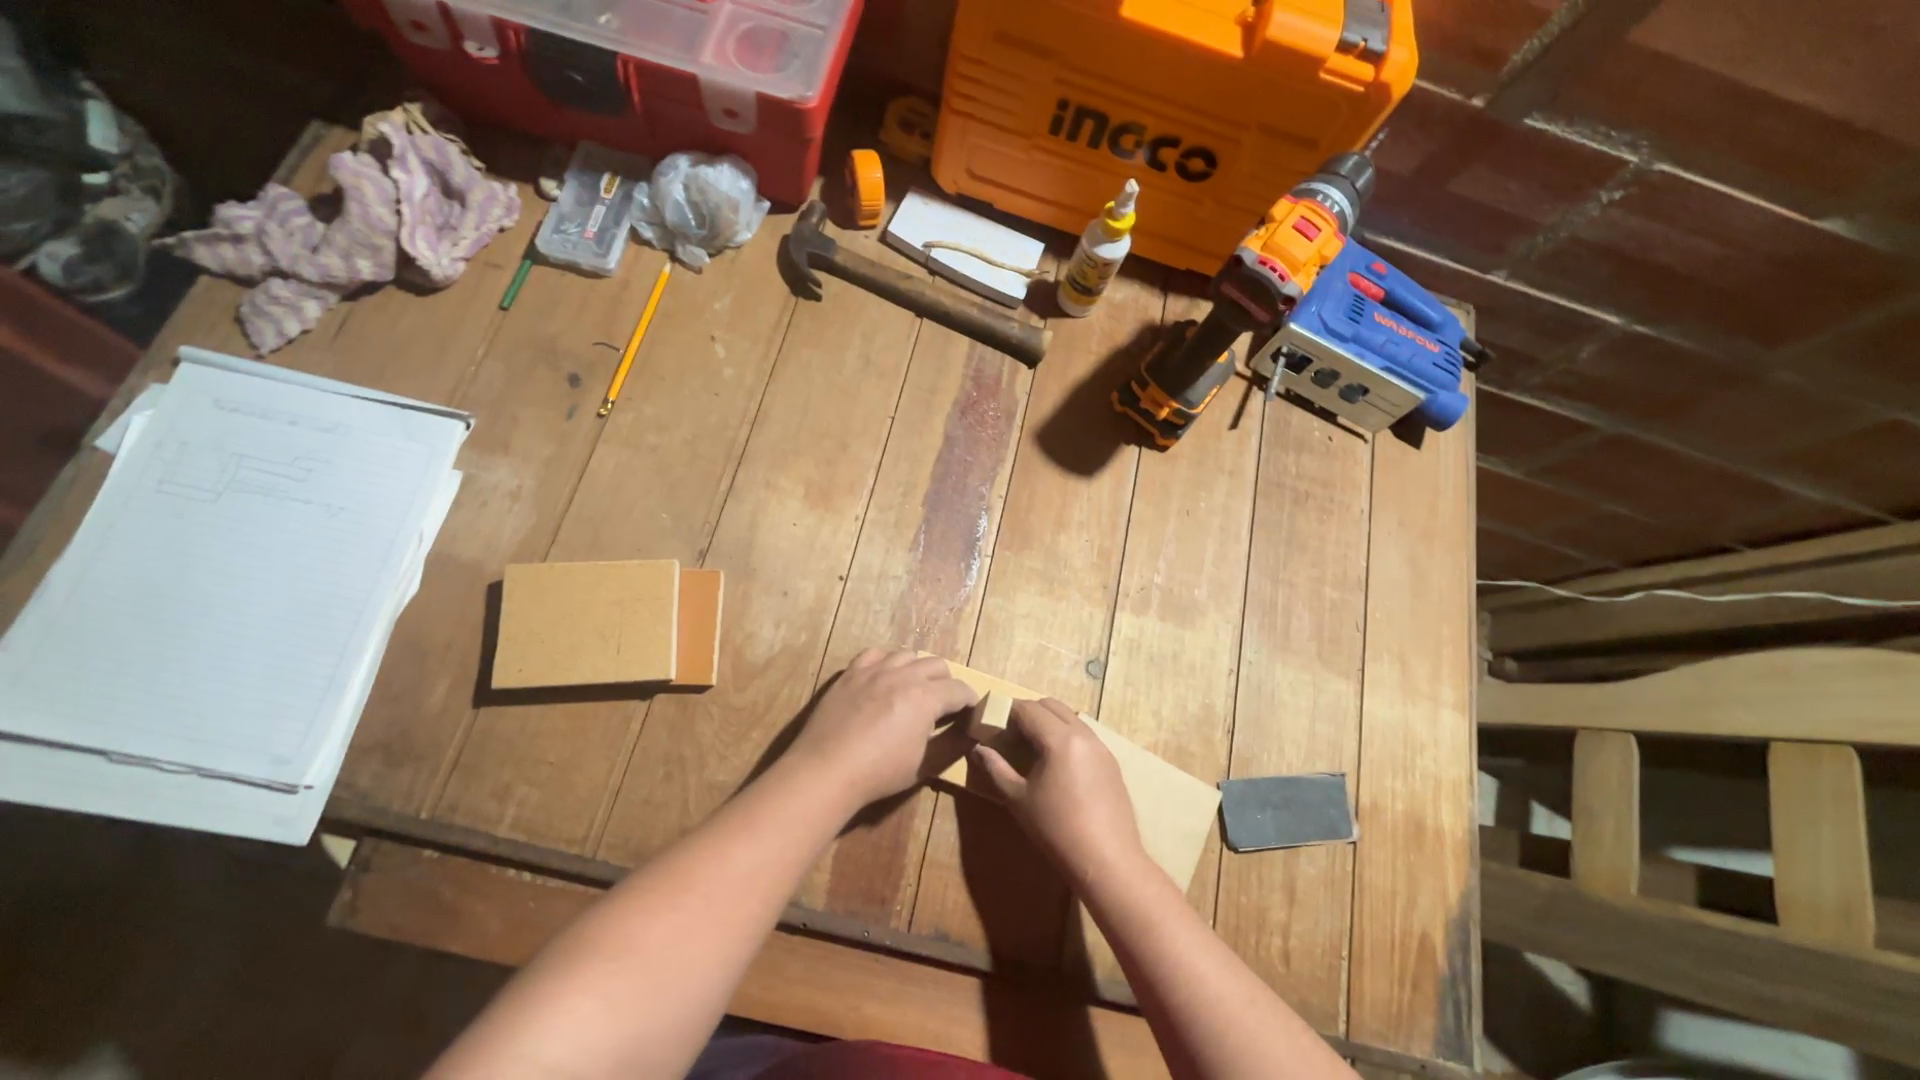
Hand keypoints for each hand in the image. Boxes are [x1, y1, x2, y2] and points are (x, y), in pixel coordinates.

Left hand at [786, 648, 977, 808]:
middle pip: (937, 665)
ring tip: (914, 688)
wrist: (825, 770)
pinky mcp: (851, 673)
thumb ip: (951, 746)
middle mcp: (903, 675)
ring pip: (907, 655)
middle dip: (946, 682)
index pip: (960, 689)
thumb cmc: (878, 773)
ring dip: (918, 669)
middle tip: (943, 704)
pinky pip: (875, 654)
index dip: (970, 701)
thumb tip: (970, 736)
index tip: (970, 712)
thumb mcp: (924, 766)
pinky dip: (887, 661)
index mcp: (926, 697)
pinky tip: (884, 677)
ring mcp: (874, 670)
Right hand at [972, 698, 1146, 888]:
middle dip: (1029, 712)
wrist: (1107, 859)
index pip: (1029, 709)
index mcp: (1060, 739)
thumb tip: (978, 749)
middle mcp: (1084, 735)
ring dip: (1049, 722)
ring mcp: (1102, 747)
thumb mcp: (1018, 799)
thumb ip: (996, 769)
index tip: (993, 723)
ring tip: (1033, 748)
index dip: (1007, 711)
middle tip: (1011, 734)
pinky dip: (1067, 736)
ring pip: (1071, 718)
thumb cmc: (1056, 829)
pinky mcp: (1111, 762)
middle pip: (1052, 705)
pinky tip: (1057, 764)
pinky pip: (1085, 735)